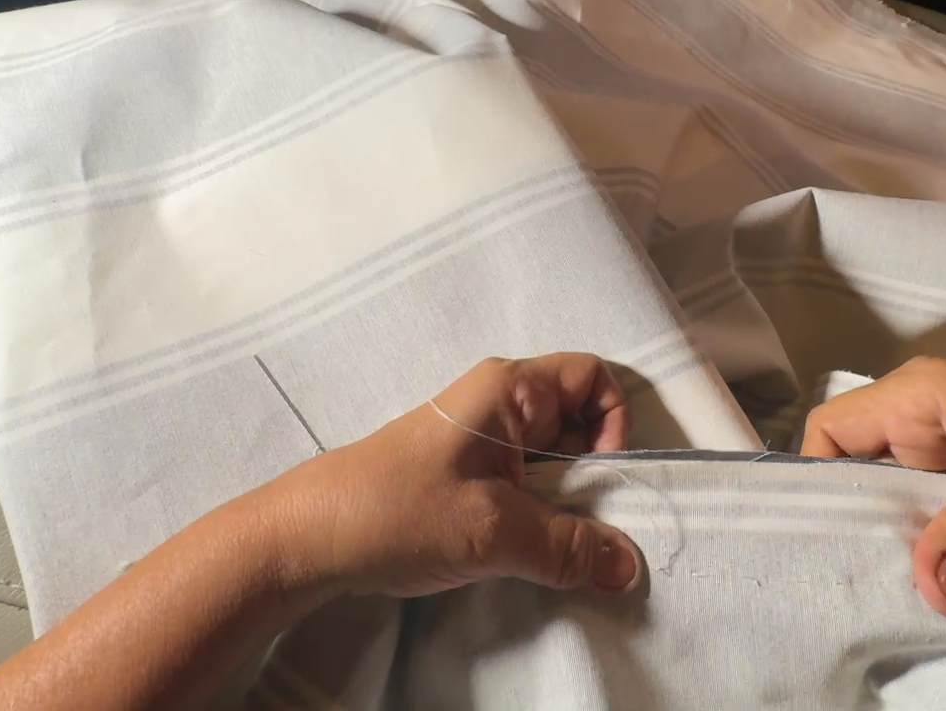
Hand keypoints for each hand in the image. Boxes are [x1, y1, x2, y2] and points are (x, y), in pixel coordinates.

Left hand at [263, 353, 644, 598]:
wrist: (314, 537)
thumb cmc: (401, 510)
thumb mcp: (492, 531)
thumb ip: (567, 547)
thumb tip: (632, 567)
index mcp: (511, 388)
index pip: (591, 377)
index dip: (613, 421)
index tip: (604, 477)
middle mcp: (503, 401)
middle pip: (579, 418)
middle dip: (597, 470)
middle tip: (595, 524)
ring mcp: (487, 436)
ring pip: (556, 454)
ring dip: (570, 497)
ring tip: (565, 543)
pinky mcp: (473, 470)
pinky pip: (530, 478)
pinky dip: (545, 508)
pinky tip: (536, 545)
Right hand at [800, 357, 945, 616]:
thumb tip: (924, 592)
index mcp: (922, 395)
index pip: (832, 427)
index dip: (814, 479)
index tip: (819, 541)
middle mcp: (926, 408)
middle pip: (858, 459)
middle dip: (856, 518)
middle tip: (854, 581)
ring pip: (896, 481)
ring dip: (899, 531)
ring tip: (893, 588)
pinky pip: (933, 493)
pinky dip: (933, 531)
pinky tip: (939, 574)